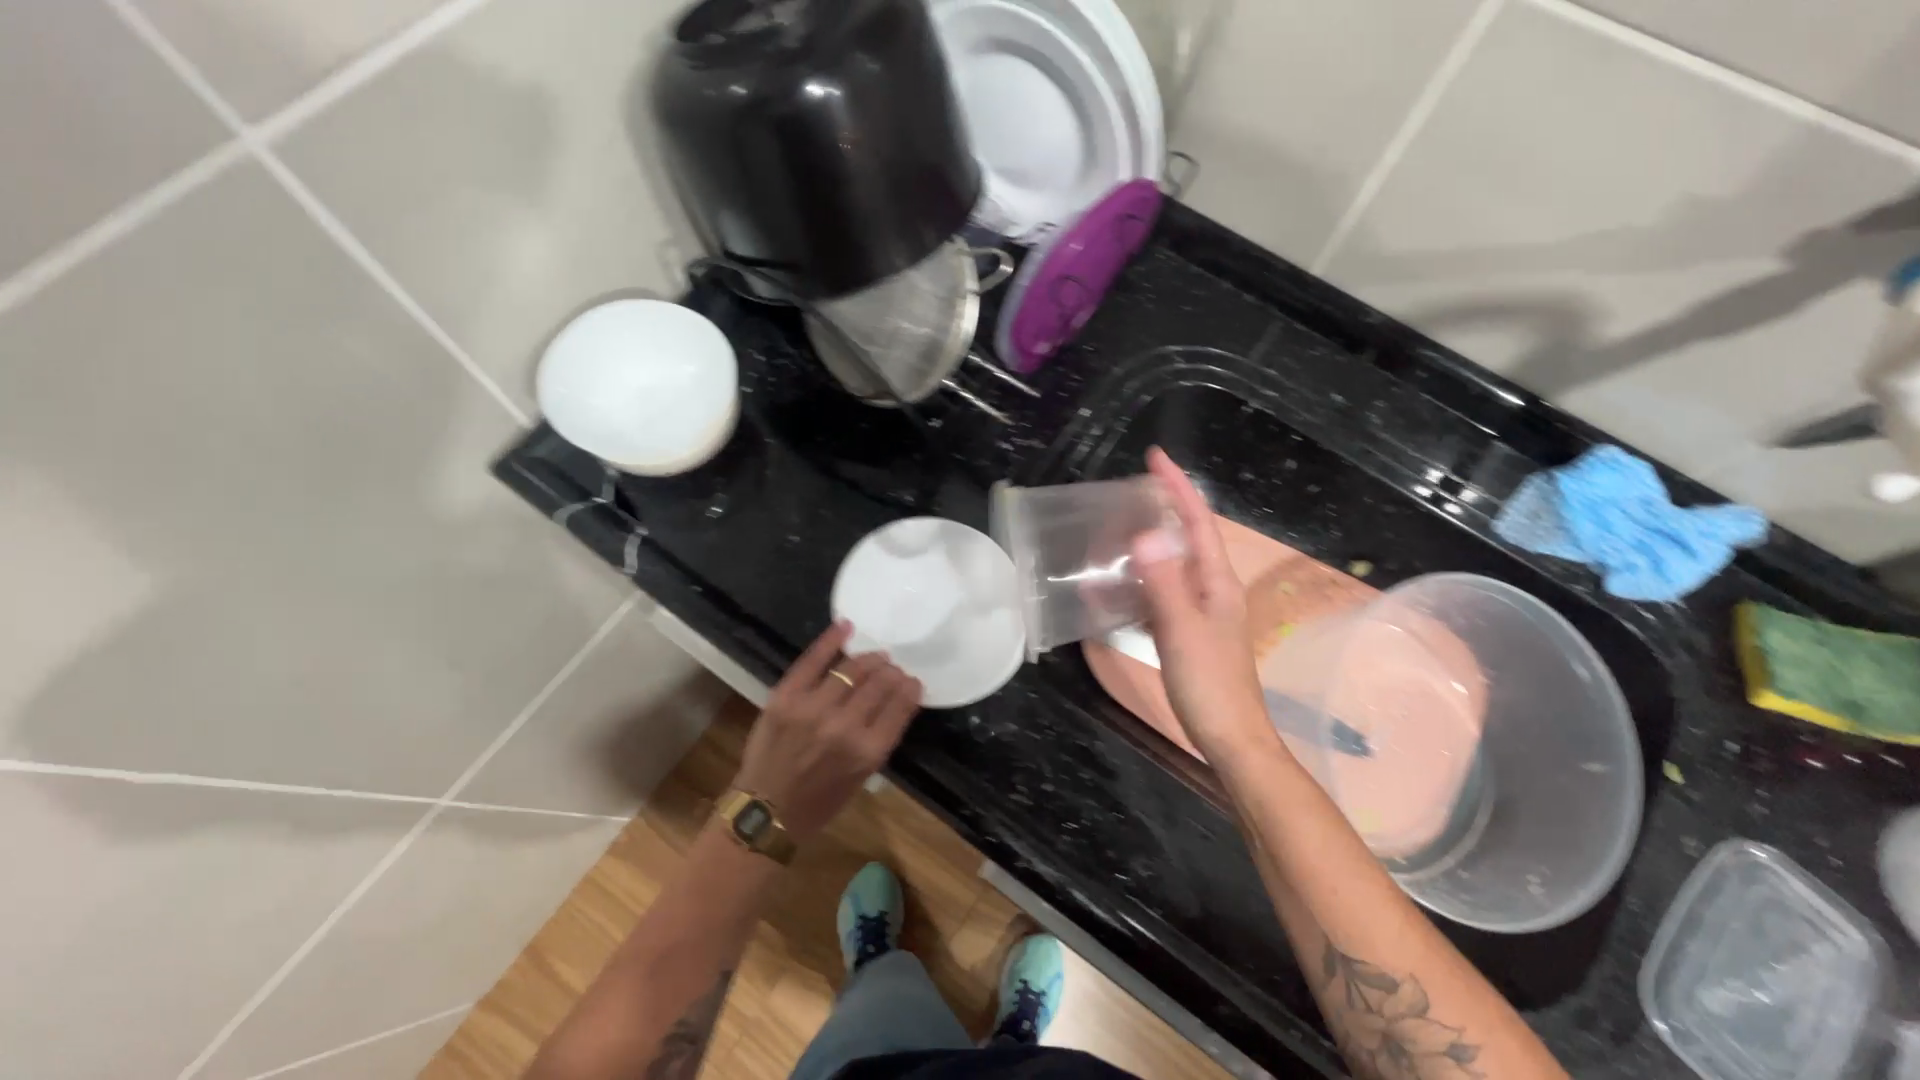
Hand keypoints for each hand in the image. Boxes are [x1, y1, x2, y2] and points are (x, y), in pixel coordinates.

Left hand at [733, 621, 922, 841]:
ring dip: (869, 659)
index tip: (912, 681)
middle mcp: (844, 726)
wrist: (766, 811)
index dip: (910, 688)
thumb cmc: (820, 802)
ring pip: (852, 669)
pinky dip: (830, 640)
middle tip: (892, 668)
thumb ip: (879, 738)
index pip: (900, 704)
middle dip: (891, 672)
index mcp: (868, 751)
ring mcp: (813, 708)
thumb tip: (895, 701)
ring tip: (875, 657)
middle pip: (879, 683)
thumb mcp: (862, 777)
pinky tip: (845, 627)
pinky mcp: (785, 697)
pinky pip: (812, 661)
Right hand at [1132, 447, 1274, 759]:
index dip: (1178, 487)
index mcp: (1217, 583)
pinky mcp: (1189, 635)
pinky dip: (1137, 588)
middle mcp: (1213, 590)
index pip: (1198, 522)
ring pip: (1171, 569)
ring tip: (1111, 539)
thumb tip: (1144, 533)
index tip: (1155, 457)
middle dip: (1161, 511)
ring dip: (1145, 550)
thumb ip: (1164, 582)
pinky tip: (1112, 593)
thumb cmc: (1210, 684)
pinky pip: (1160, 598)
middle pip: (1186, 539)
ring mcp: (1202, 613)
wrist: (1230, 738)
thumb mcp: (1182, 630)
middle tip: (1124, 496)